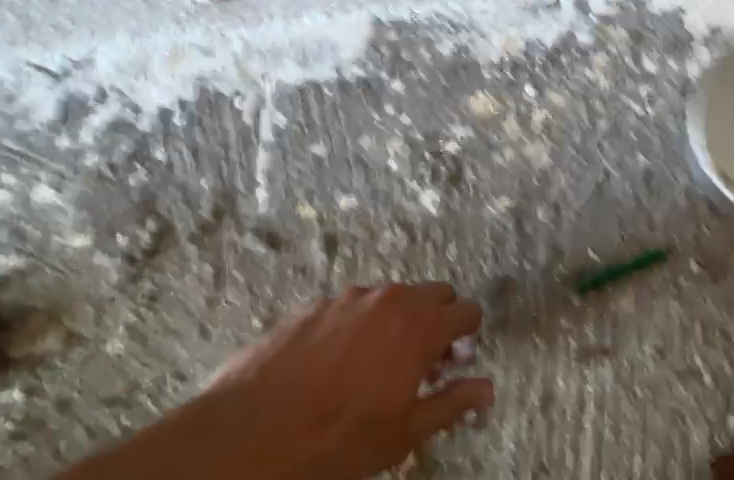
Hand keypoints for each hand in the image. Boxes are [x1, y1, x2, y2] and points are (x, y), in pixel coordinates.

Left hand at [201, 283, 493, 479]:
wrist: (245, 438)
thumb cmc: (336, 440)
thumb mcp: (403, 433)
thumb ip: (451, 403)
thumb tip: (487, 389)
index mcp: (421, 326)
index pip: (466, 310)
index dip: (467, 335)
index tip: (453, 361)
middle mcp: (390, 299)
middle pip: (433, 294)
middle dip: (436, 320)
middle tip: (420, 362)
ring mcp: (348, 299)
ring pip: (389, 298)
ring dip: (395, 320)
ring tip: (373, 363)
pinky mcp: (311, 307)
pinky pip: (348, 307)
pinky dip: (354, 326)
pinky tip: (332, 363)